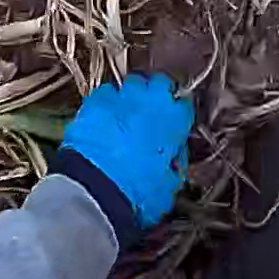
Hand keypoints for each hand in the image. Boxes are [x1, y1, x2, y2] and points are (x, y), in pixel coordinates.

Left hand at [59, 75, 193, 226]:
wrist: (92, 194)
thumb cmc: (134, 194)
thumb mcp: (168, 187)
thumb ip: (175, 164)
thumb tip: (173, 160)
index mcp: (174, 119)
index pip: (185, 105)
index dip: (179, 116)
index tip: (174, 125)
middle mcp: (151, 100)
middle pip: (160, 83)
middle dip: (158, 95)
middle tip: (151, 114)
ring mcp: (122, 97)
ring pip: (132, 84)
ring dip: (132, 97)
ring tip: (125, 116)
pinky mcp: (96, 101)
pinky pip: (105, 94)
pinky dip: (106, 104)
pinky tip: (102, 121)